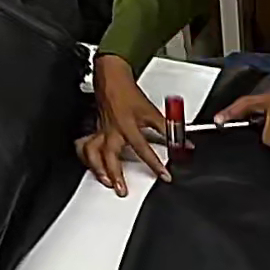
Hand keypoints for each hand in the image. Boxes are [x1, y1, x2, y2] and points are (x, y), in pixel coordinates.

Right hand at [80, 54, 169, 195]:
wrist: (112, 79)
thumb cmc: (129, 95)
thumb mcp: (152, 112)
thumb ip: (169, 130)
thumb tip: (185, 143)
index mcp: (127, 126)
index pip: (143, 149)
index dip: (155, 164)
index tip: (164, 176)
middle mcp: (112, 131)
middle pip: (109, 156)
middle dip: (116, 174)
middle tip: (122, 190)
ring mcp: (100, 132)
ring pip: (92, 153)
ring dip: (97, 169)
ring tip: (107, 182)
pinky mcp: (94, 131)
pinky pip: (85, 146)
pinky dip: (87, 158)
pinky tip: (93, 167)